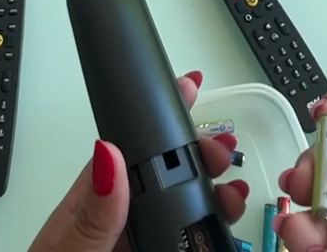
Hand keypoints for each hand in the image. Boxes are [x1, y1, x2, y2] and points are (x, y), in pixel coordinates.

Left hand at [29, 71, 248, 251]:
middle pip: (165, 186)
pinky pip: (182, 248)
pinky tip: (225, 240)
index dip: (164, 121)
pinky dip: (204, 245)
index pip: (132, 152)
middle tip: (226, 153)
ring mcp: (131, 250)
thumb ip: (91, 216)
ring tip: (235, 196)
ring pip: (179, 223)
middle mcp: (114, 232)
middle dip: (199, 163)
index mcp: (90, 211)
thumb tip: (109, 154)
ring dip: (212, 207)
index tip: (191, 90)